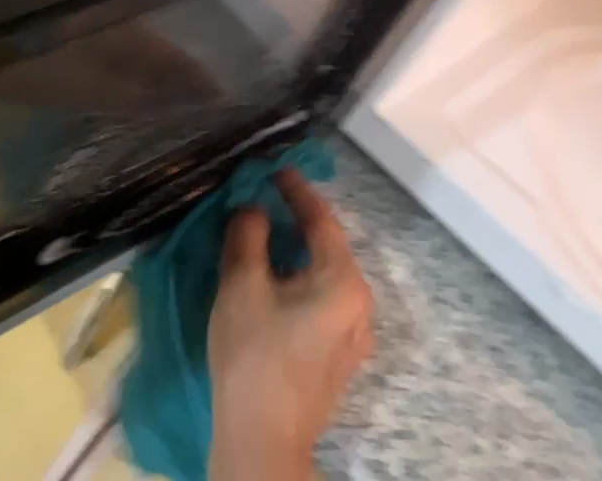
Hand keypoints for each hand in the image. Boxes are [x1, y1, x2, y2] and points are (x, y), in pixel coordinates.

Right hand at [206, 170, 372, 480]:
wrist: (261, 433)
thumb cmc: (253, 351)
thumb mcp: (241, 282)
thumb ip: (249, 235)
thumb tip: (254, 209)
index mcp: (344, 283)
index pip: (322, 222)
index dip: (297, 191)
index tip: (275, 168)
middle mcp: (359, 306)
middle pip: (327, 249)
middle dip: (295, 221)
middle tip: (262, 197)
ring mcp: (352, 336)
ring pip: (322, 276)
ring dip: (294, 251)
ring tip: (261, 233)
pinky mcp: (336, 357)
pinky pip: (319, 300)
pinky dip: (297, 278)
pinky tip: (270, 279)